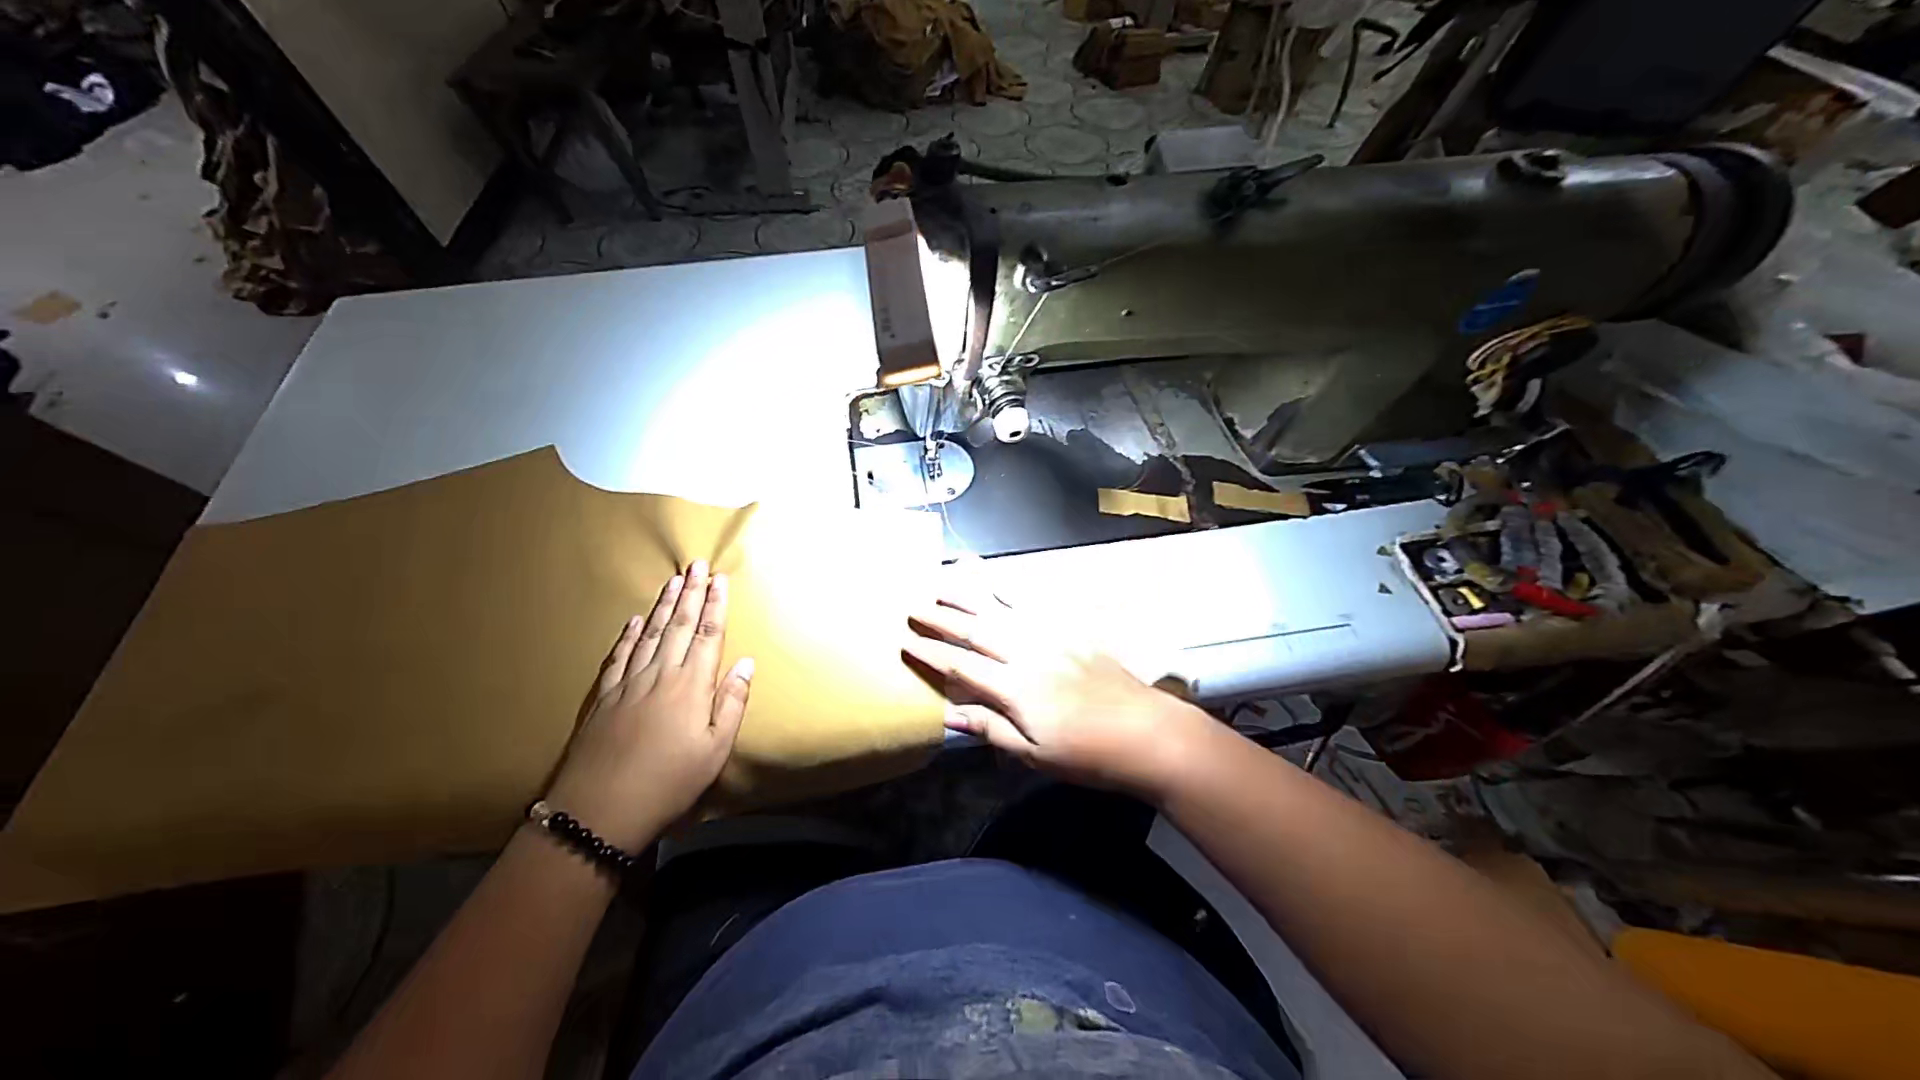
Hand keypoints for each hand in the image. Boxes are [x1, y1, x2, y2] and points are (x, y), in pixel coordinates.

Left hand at [545, 561, 752, 850]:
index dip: (716, 605)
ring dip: (664, 605)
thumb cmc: (670, 782)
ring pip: (651, 634)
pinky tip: (636, 621)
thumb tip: (747, 662)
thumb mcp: (715, 750)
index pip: (709, 635)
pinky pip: (620, 656)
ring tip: (673, 581)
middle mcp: (661, 675)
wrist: (600, 808)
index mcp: (692, 686)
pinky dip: (630, 635)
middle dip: (691, 593)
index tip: (720, 578)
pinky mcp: (606, 696)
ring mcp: (630, 683)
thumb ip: (732, 703)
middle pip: (680, 625)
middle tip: (697, 564)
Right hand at [902, 561, 1222, 802]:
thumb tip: (949, 713)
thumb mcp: (1035, 755)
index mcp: (1016, 689)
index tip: (905, 641)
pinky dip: (1014, 588)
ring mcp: (1054, 637)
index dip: (930, 654)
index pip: (961, 667)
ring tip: (947, 577)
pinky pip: (1038, 603)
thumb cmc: (1088, 754)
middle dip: (941, 616)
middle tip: (914, 605)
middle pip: (976, 629)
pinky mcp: (1075, 631)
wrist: (1148, 734)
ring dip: (972, 591)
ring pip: (1003, 607)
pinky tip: (1001, 579)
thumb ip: (991, 729)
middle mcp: (1030, 654)